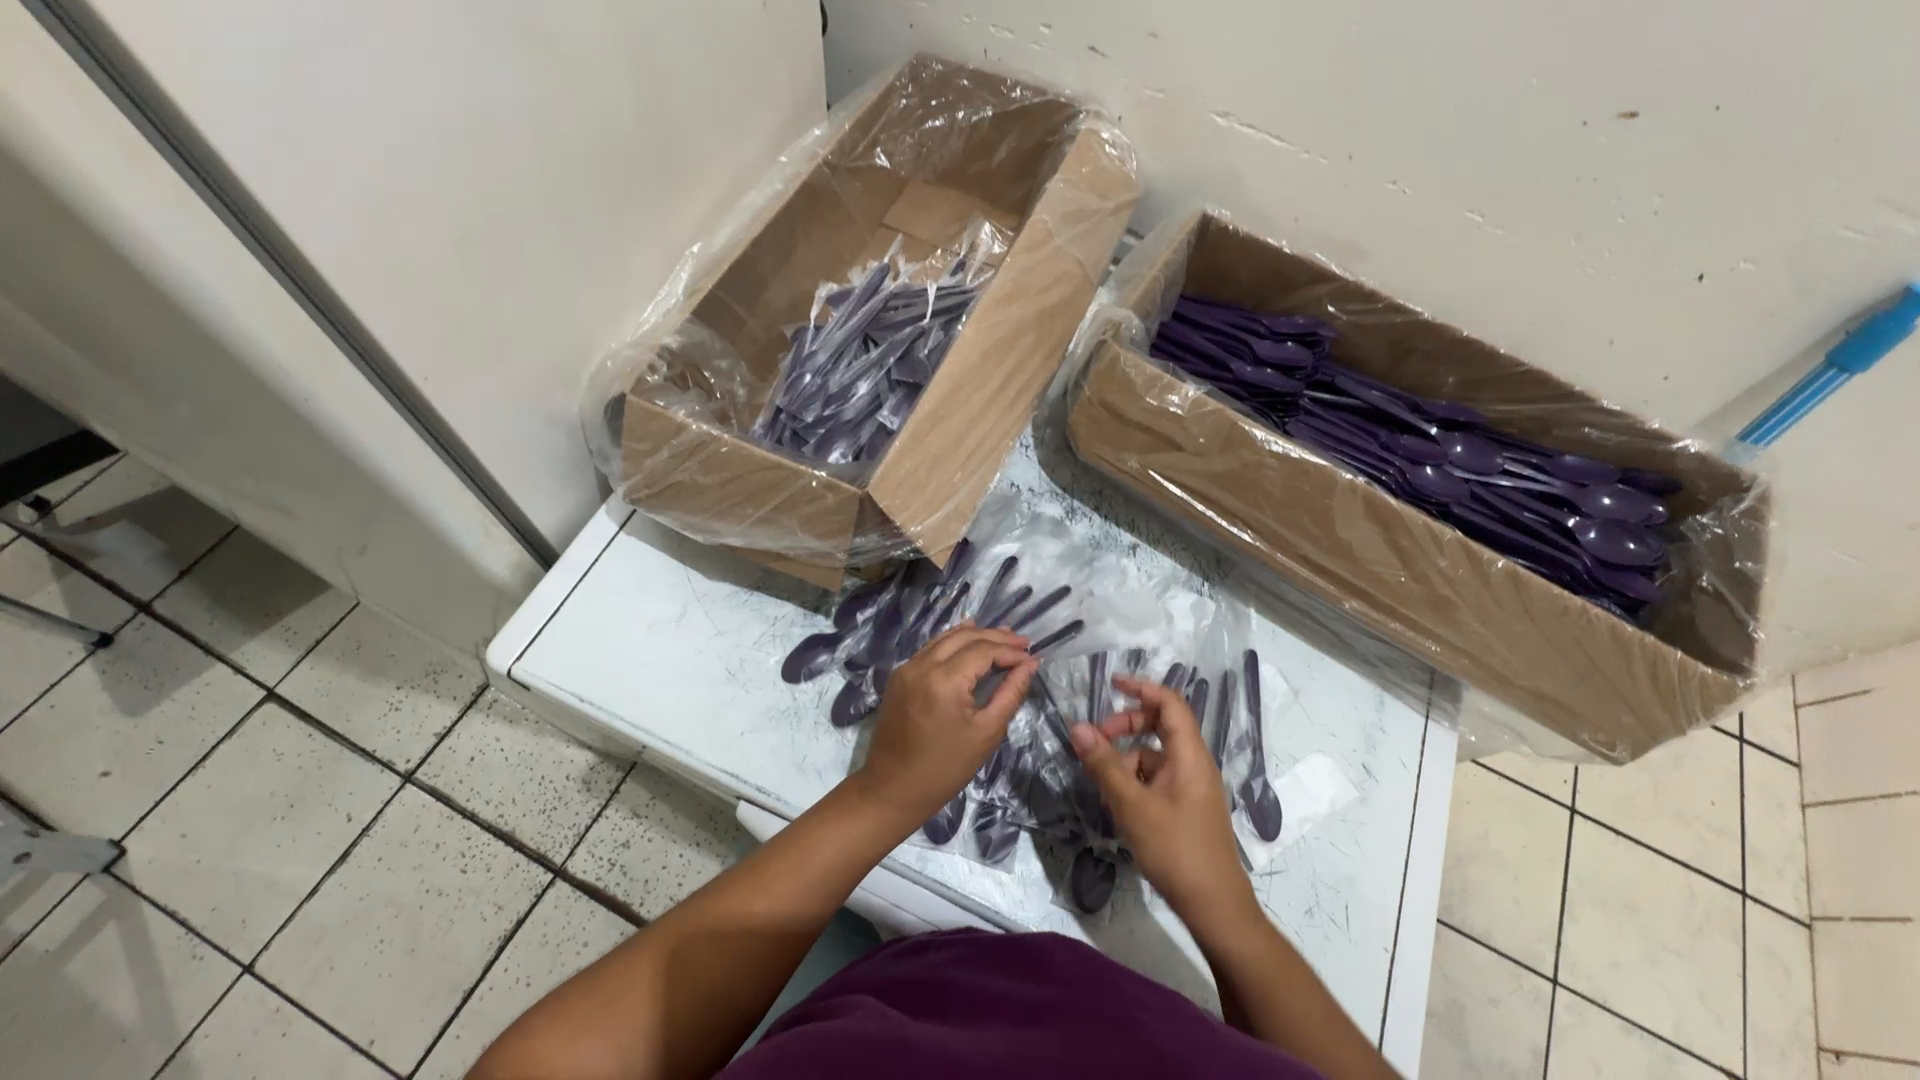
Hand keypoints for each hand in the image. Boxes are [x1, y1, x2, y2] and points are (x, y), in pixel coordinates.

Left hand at [854, 623, 1037, 828]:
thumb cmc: (946, 767)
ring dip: (974, 635)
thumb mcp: (987, 732)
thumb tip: (1030, 665)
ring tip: (1002, 636)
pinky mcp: (899, 677)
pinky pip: (930, 649)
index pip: (984, 651)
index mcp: (944, 680)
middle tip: (1022, 641)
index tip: (1032, 656)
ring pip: (945, 638)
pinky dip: (952, 643)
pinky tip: (967, 642)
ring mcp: (906, 668)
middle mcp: (922, 665)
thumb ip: (1010, 693)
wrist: (894, 787)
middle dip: (995, 636)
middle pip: (964, 637)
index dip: (1010, 651)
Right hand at [1069, 675, 1256, 927]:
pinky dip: (1134, 782)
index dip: (1141, 688)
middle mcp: (1194, 764)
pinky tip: (1117, 806)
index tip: (1111, 684)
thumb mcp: (1132, 806)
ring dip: (1125, 761)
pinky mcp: (1185, 808)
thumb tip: (1078, 727)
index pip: (1169, 703)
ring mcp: (1191, 787)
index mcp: (1189, 755)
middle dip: (1126, 727)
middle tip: (1095, 740)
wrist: (1213, 904)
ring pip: (1154, 756)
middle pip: (1160, 727)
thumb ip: (1104, 765)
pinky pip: (1156, 780)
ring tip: (1102, 786)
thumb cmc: (1175, 850)